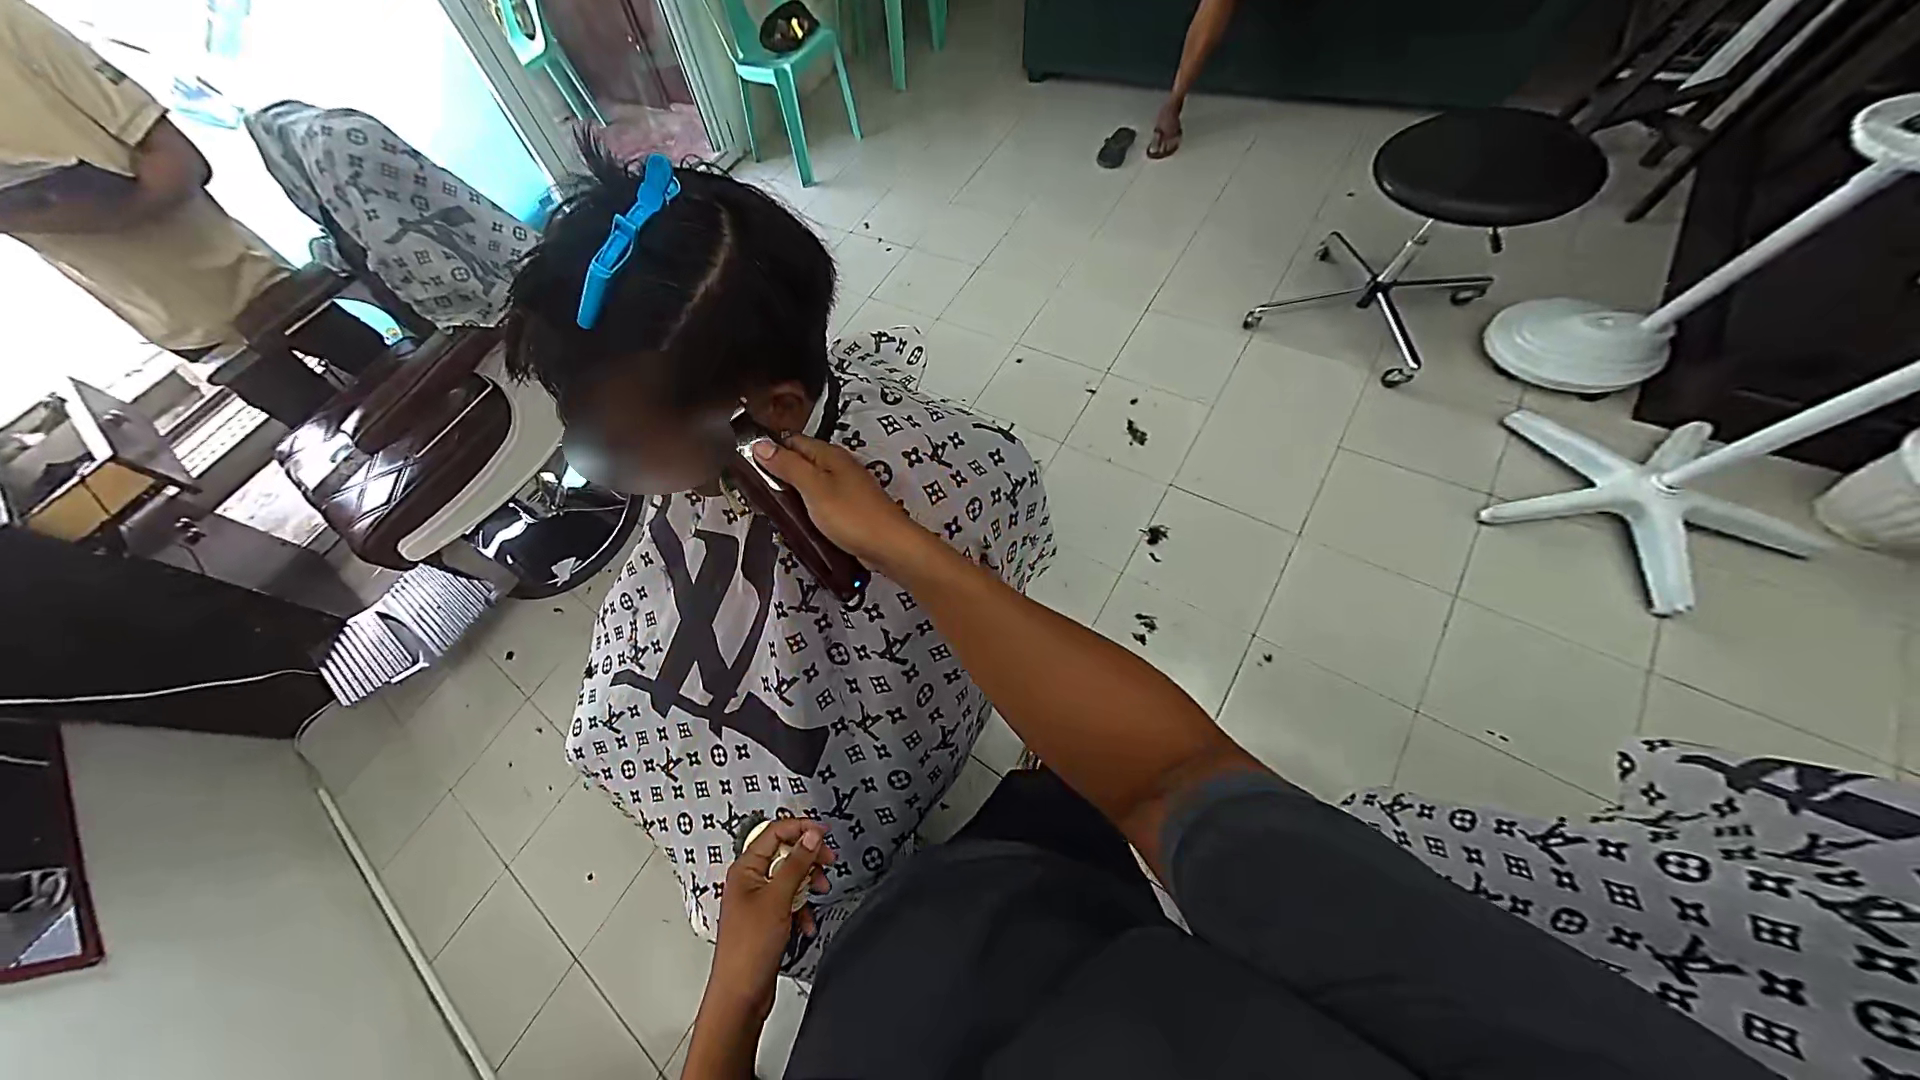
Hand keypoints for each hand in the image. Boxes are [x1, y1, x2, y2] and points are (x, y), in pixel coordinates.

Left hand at [705, 818, 833, 1019]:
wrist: (740, 997)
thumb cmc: (747, 951)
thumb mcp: (778, 899)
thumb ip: (796, 863)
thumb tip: (811, 836)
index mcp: (745, 868)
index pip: (775, 832)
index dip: (801, 828)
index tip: (823, 833)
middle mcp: (750, 879)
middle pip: (786, 852)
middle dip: (809, 857)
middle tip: (827, 860)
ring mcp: (759, 898)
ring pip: (791, 875)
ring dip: (808, 882)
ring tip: (819, 890)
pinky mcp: (768, 916)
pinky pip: (792, 898)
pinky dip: (803, 907)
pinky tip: (807, 921)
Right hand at [751, 434, 930, 570]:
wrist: (889, 547)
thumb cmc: (852, 516)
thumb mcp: (814, 488)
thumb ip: (787, 466)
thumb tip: (760, 444)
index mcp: (830, 455)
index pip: (792, 441)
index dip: (770, 449)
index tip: (747, 465)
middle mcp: (839, 467)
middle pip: (801, 463)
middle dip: (779, 475)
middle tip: (757, 492)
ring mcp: (845, 490)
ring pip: (810, 486)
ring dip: (793, 496)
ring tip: (773, 510)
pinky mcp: (849, 511)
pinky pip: (821, 504)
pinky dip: (808, 511)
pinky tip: (799, 522)